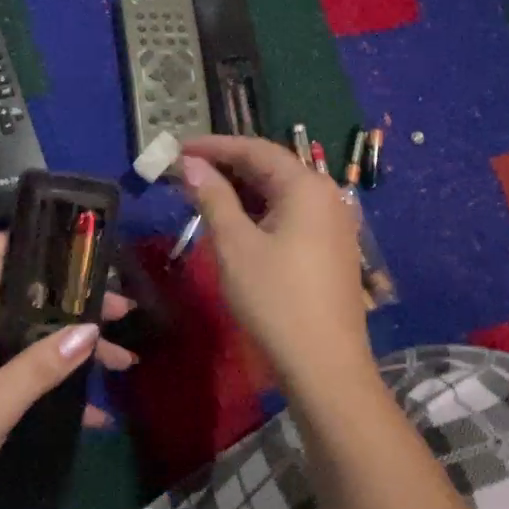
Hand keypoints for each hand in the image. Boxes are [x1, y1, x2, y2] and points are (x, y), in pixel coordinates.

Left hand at [0, 233, 136, 508]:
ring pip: (28, 333)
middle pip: (23, 294)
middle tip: (124, 310)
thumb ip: (42, 366)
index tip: (83, 248)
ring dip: (71, 346)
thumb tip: (91, 328)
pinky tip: (95, 410)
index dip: (34, 242)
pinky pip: (21, 367)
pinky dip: (53, 379)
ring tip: (124, 359)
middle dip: (72, 303)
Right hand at [179, 135, 373, 390]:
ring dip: (239, 190)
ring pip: (279, 192)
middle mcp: (326, 196)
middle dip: (225, 166)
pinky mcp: (330, 249)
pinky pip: (289, 214)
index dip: (213, 146)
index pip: (255, 149)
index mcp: (306, 187)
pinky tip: (232, 222)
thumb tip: (192, 165)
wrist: (323, 363)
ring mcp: (332, 224)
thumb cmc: (274, 298)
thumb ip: (213, 197)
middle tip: (183, 172)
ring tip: (200, 194)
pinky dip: (257, 211)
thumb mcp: (234, 244)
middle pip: (270, 167)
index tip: (176, 149)